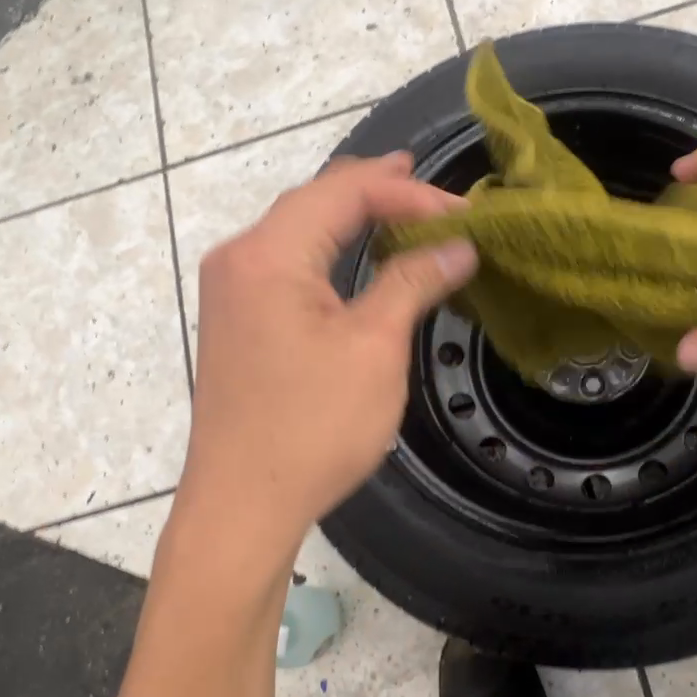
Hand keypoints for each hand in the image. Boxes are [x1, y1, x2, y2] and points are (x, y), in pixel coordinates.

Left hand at [177, 153, 476, 567]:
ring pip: (299, 228)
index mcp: (269, 254)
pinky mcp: (237, 319)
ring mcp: (232, 289)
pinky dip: (332, 248)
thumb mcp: (374, 348)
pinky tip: (361, 253)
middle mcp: (240, 258)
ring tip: (405, 205)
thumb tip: (458, 246)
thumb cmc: (312, 427)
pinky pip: (289, 261)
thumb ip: (413, 282)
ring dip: (354, 217)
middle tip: (435, 190)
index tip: (464, 213)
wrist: (244, 505)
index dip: (408, 192)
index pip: (344, 192)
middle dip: (378, 191)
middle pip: (315, 200)